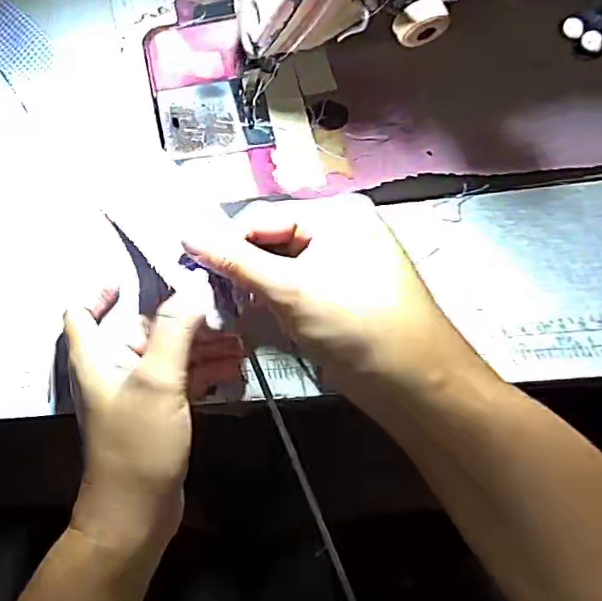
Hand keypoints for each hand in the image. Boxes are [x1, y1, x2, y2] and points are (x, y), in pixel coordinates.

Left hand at [63, 289, 234, 557]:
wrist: (135, 512)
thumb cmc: (137, 444)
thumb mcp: (157, 382)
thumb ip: (173, 332)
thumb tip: (191, 288)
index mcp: (94, 356)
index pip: (81, 311)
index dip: (101, 292)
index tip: (134, 279)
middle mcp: (109, 368)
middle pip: (138, 328)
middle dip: (176, 318)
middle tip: (220, 309)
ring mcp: (133, 391)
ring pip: (164, 353)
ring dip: (197, 344)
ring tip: (238, 339)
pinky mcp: (155, 411)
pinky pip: (177, 379)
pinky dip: (200, 370)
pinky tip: (233, 366)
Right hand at [183, 194, 483, 393]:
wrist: (416, 386)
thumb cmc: (358, 329)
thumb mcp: (288, 289)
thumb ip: (232, 260)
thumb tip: (185, 236)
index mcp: (334, 214)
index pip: (257, 217)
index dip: (224, 244)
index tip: (196, 272)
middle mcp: (336, 228)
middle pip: (264, 236)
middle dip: (237, 264)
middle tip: (211, 292)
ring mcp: (336, 258)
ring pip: (271, 260)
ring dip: (249, 281)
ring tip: (231, 303)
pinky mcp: (333, 287)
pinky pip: (286, 279)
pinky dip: (266, 293)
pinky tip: (256, 310)